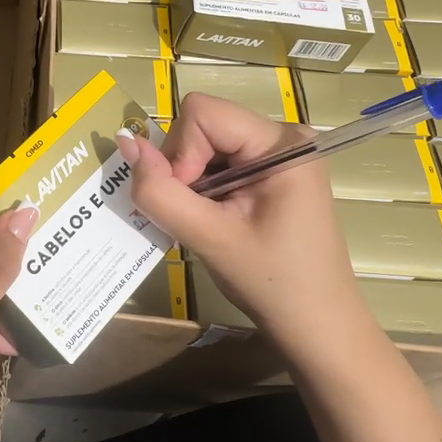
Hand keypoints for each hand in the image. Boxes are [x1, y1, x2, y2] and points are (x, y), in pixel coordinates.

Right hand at [115, 93, 364, 359]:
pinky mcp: (269, 170)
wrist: (317, 327)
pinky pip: (216, 158)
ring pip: (204, 141)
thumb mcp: (208, 237)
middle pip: (202, 123)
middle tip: (196, 214)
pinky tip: (213, 216)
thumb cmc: (273, 283)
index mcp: (281, 142)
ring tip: (206, 219)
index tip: (191, 201)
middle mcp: (282, 135)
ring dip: (190, 179)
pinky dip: (201, 185)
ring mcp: (277, 152)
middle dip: (183, 166)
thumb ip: (160, 190)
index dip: (181, 153)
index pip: (201, 114)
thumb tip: (124, 140)